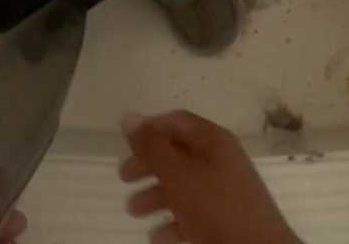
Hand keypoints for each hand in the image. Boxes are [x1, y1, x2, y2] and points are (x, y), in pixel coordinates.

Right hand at [120, 111, 301, 243]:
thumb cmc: (218, 208)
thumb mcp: (180, 175)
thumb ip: (153, 148)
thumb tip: (129, 116)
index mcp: (214, 141)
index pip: (178, 122)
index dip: (151, 128)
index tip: (126, 143)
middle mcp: (220, 162)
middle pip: (178, 154)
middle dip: (149, 165)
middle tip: (124, 178)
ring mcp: (224, 194)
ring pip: (183, 187)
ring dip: (156, 196)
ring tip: (133, 211)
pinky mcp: (225, 225)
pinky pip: (193, 217)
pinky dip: (173, 224)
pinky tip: (157, 236)